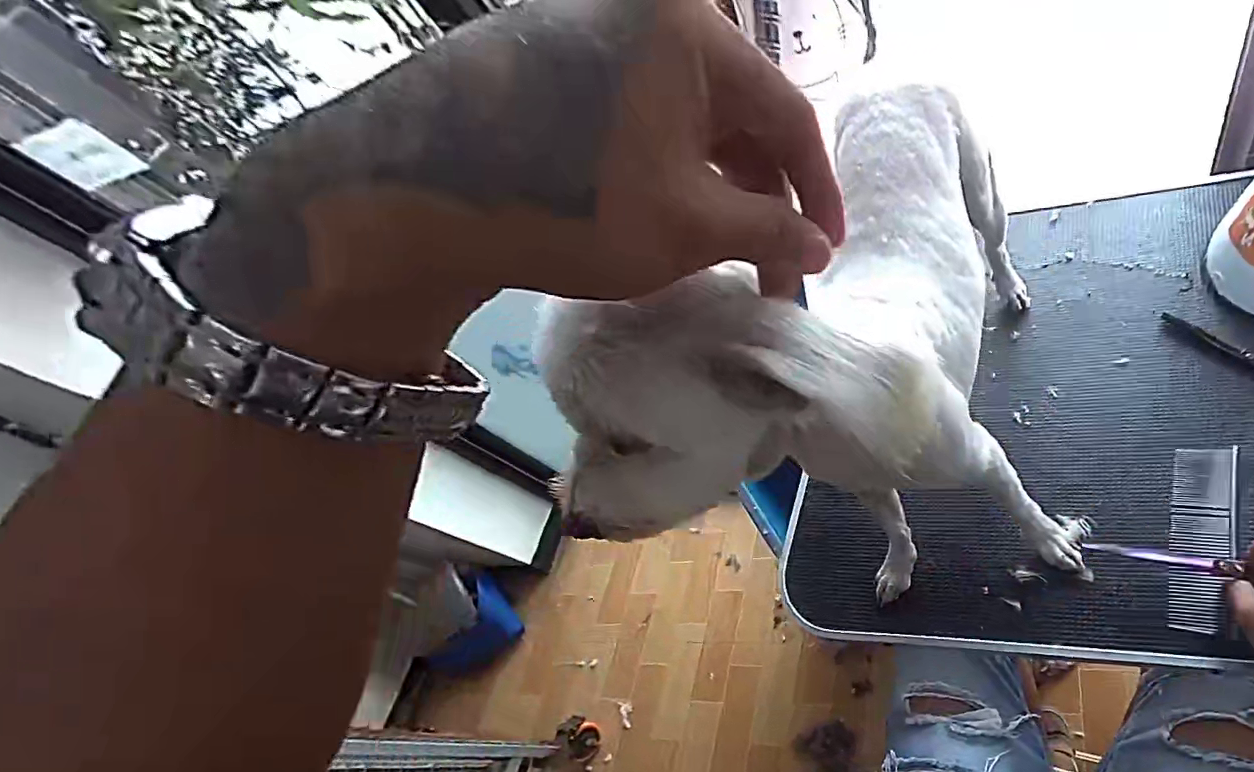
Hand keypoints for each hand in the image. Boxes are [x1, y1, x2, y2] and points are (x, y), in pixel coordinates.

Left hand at [178, 0, 842, 374]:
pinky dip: (690, 178)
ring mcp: (607, 39)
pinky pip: (660, 124)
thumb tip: (820, 251)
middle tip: (786, 265)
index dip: (820, 191)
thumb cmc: (578, 206)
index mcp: (691, 34)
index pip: (789, 115)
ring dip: (735, 195)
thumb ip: (771, 233)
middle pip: (747, 117)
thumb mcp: (693, 226)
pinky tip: (695, 222)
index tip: (830, 250)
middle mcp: (652, 18)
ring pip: (704, 125)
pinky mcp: (574, 69)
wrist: (423, 197)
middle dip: (775, 199)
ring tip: (744, 256)